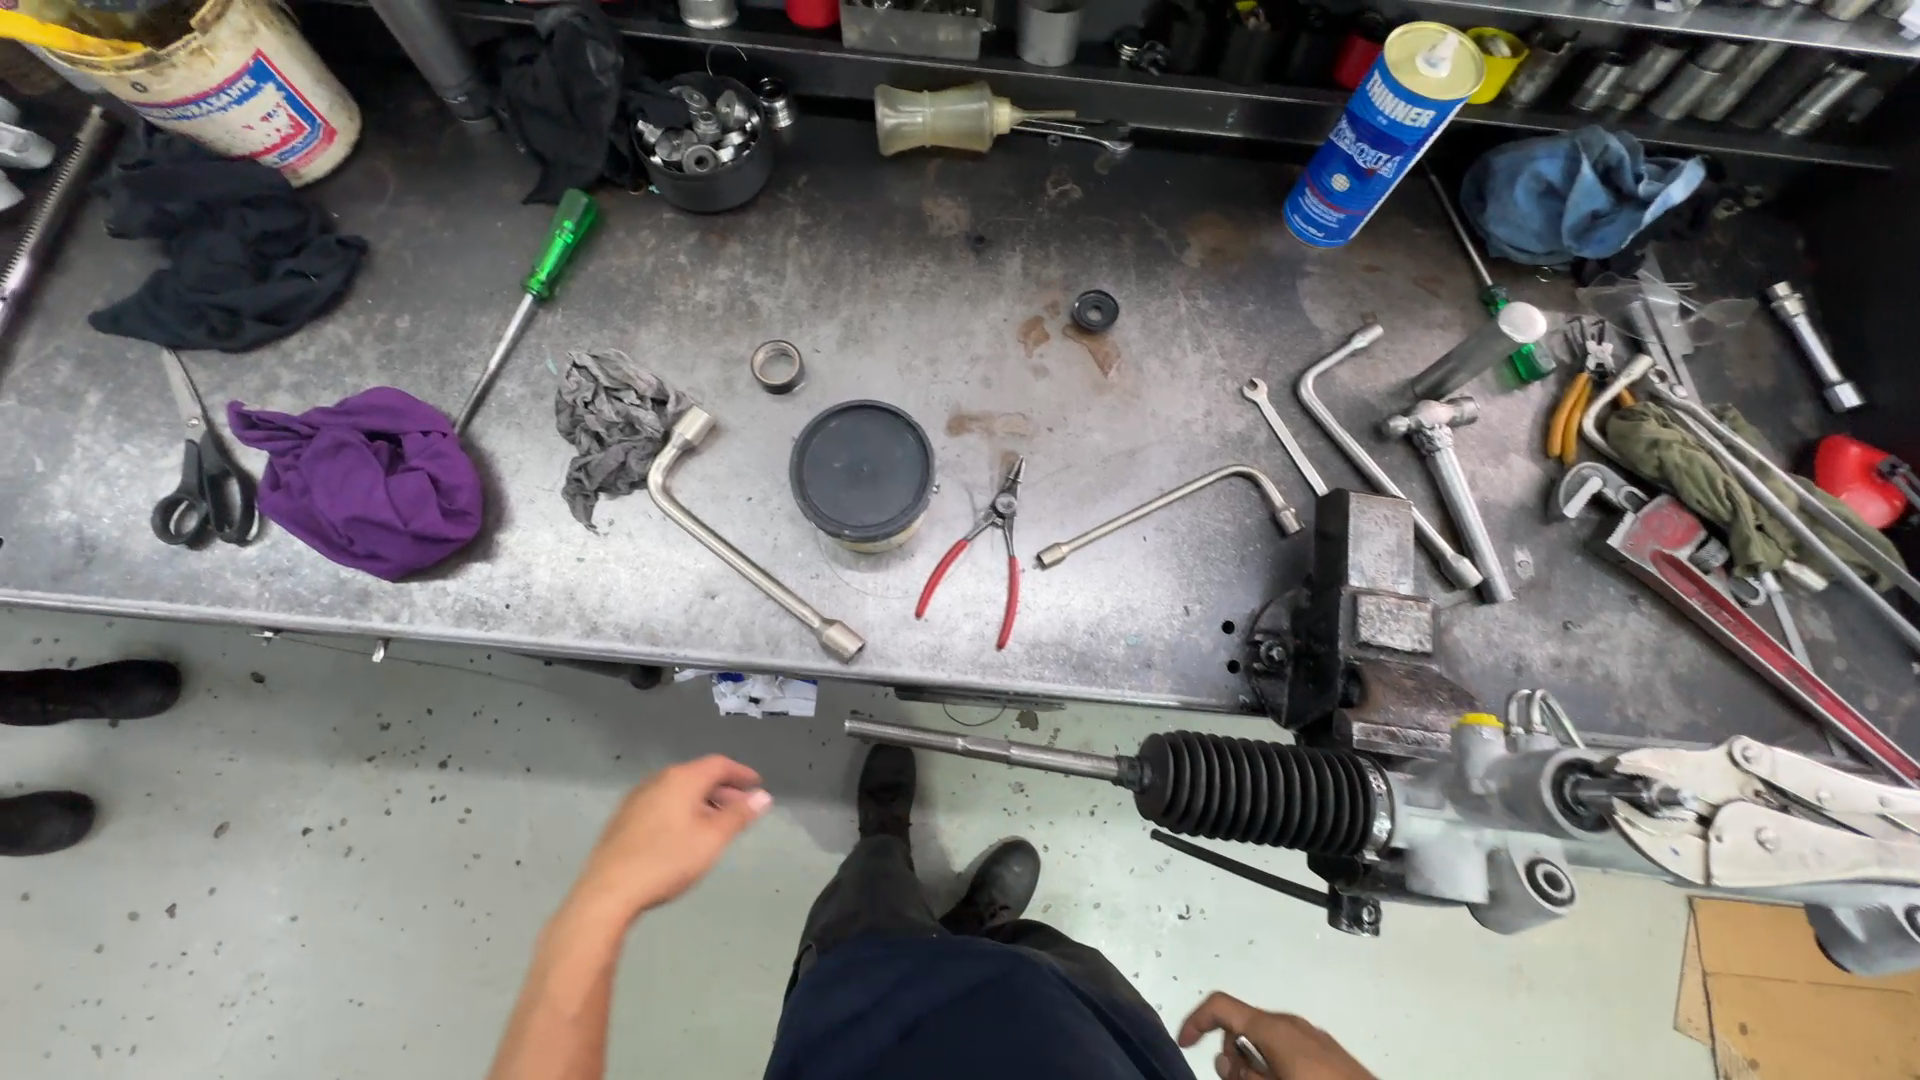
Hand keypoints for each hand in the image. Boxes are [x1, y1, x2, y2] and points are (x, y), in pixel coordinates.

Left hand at [565, 755, 772, 924]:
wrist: (607, 892)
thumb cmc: (667, 860)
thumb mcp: (712, 839)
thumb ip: (739, 815)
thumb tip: (763, 796)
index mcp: (682, 779)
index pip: (719, 764)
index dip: (741, 773)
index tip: (757, 786)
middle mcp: (658, 780)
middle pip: (698, 776)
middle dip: (723, 790)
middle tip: (742, 809)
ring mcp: (637, 798)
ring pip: (679, 791)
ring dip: (702, 802)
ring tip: (716, 825)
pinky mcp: (624, 819)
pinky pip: (663, 804)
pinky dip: (682, 811)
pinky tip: (684, 834)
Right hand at [1178, 992, 1375, 1079]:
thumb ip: (1241, 1075)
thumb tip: (1227, 1062)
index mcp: (1272, 1028)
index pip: (1220, 1005)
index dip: (1196, 1021)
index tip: (1184, 1045)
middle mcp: (1290, 1023)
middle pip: (1243, 1023)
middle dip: (1230, 1052)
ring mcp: (1312, 1036)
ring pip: (1266, 1039)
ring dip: (1254, 1062)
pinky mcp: (1329, 1054)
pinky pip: (1288, 1049)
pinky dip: (1275, 1064)